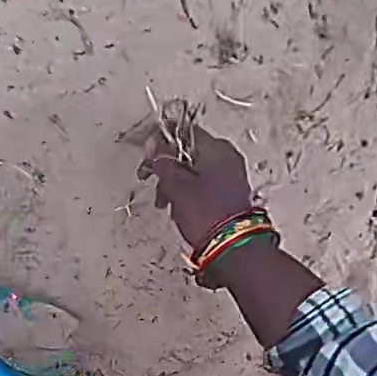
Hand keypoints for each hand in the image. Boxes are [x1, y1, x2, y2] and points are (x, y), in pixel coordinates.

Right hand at [133, 116, 254, 249]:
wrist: (230, 244)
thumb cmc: (206, 213)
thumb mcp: (176, 185)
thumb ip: (163, 161)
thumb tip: (154, 144)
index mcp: (216, 149)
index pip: (184, 131)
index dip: (161, 140)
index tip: (146, 154)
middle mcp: (226, 157)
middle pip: (188, 150)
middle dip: (165, 164)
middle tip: (148, 177)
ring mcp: (229, 175)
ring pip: (193, 168)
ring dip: (173, 181)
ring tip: (164, 200)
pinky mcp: (228, 192)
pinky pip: (201, 182)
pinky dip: (186, 190)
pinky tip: (177, 205)